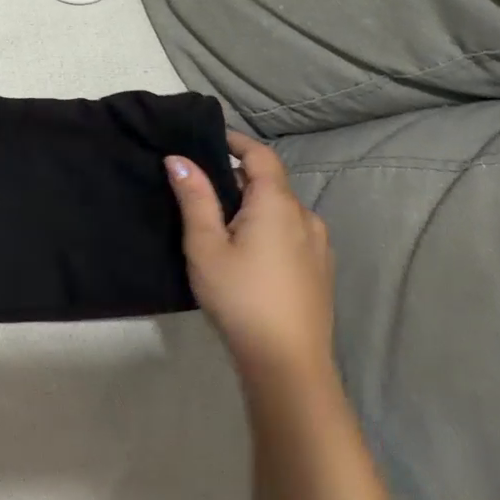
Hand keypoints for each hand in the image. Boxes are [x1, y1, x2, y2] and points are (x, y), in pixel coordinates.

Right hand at [167, 131, 334, 385]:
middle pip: (270, 183)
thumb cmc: (240, 296)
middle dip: (236, 177)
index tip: (206, 137)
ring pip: (281, 211)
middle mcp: (305, 217)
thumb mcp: (205, 245)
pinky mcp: (320, 271)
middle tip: (199, 186)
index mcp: (278, 205)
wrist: (288, 362)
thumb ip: (195, 198)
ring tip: (217, 222)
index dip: (235, 141)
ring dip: (252, 205)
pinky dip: (266, 227)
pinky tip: (245, 252)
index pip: (261, 156)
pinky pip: (291, 233)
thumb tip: (179, 158)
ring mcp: (319, 246)